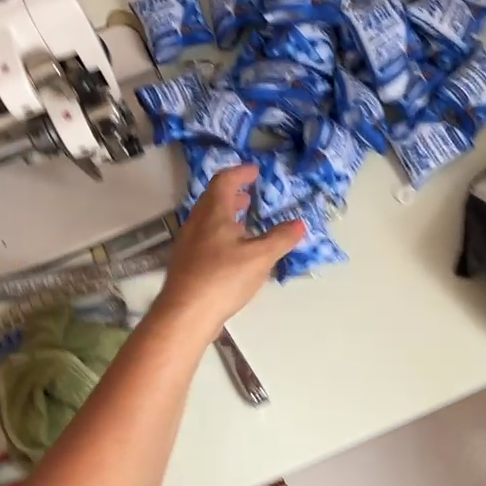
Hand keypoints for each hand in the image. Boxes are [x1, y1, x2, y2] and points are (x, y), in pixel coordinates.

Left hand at [154, 164, 304, 334]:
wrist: (185, 313)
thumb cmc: (223, 278)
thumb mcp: (260, 257)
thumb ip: (281, 239)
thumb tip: (300, 223)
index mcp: (213, 212)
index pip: (224, 181)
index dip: (240, 173)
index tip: (255, 171)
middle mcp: (197, 222)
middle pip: (212, 199)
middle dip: (233, 194)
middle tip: (249, 195)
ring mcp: (188, 243)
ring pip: (207, 219)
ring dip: (226, 215)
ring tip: (244, 223)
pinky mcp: (186, 263)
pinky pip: (204, 237)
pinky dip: (220, 234)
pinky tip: (232, 252)